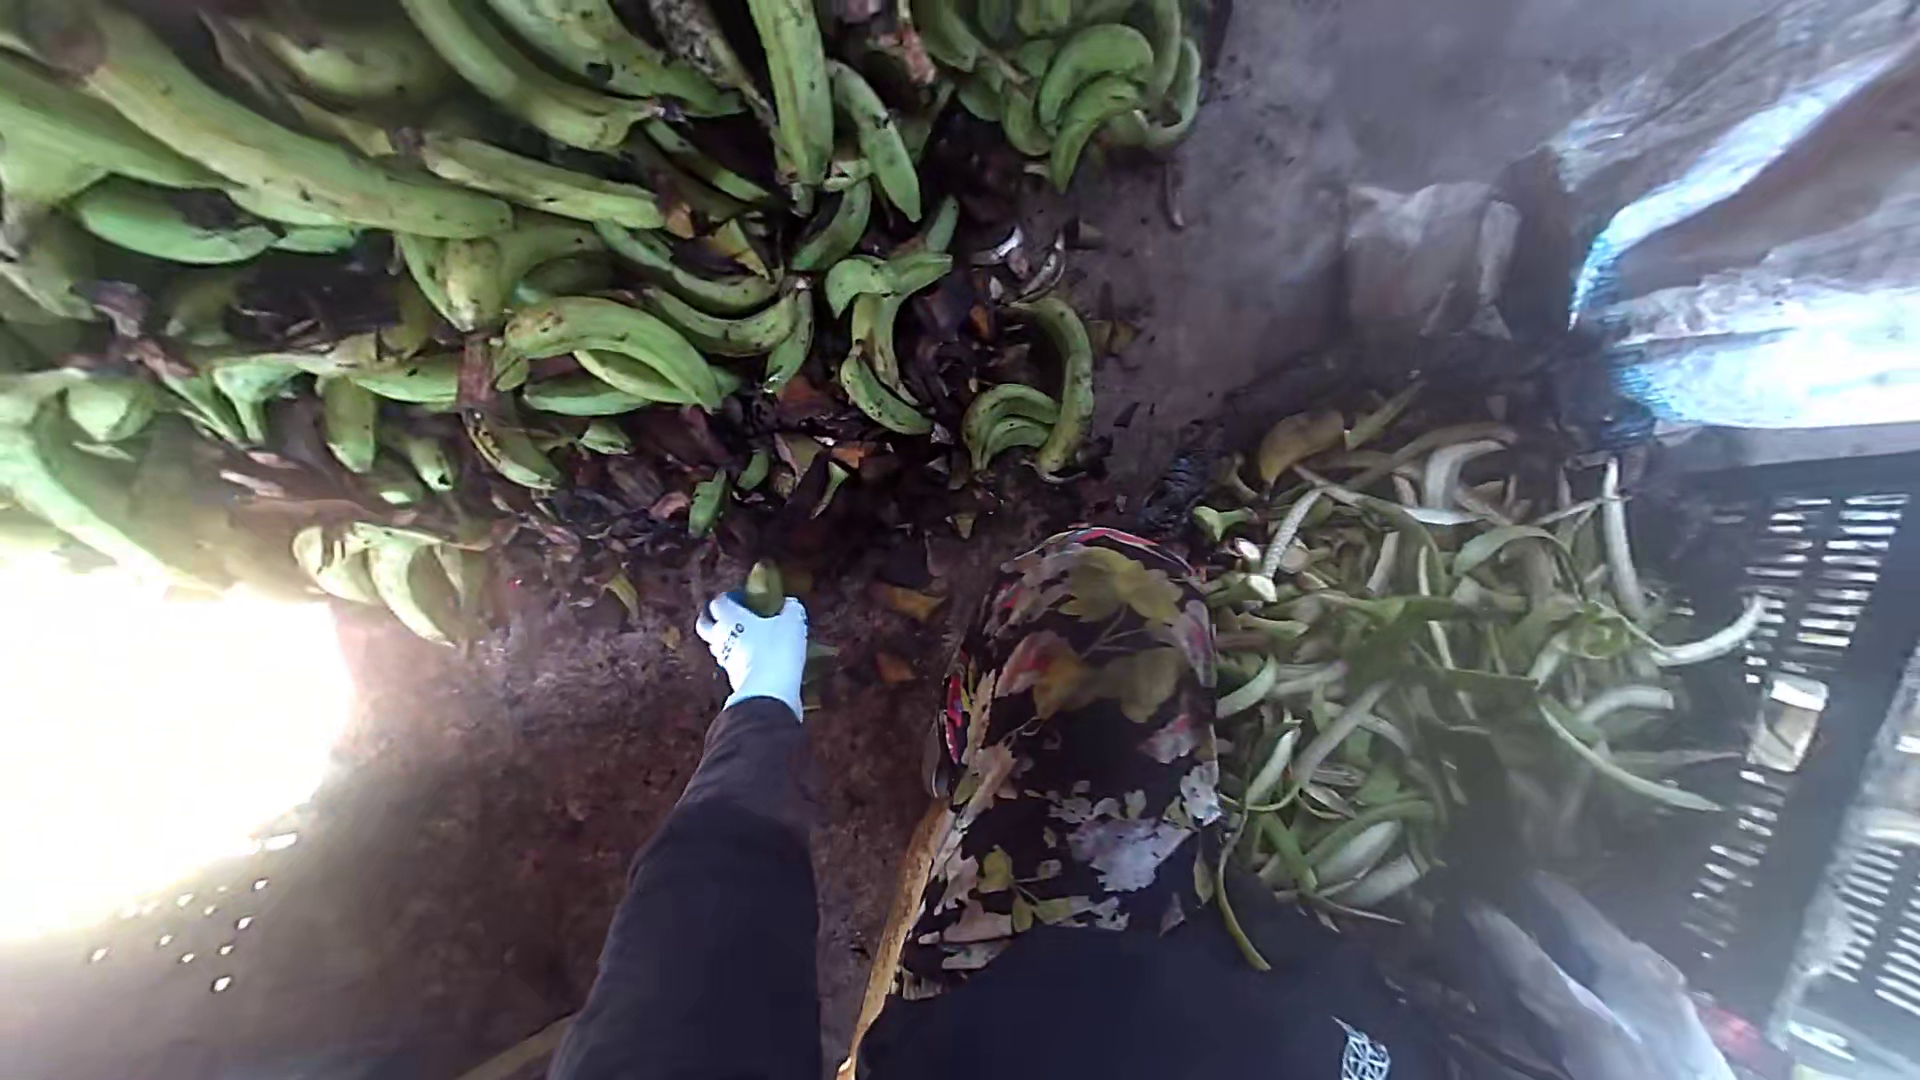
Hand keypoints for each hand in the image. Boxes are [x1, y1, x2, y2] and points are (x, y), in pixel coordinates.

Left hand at [696, 591, 808, 719]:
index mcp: (730, 617)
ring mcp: (725, 660)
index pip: (718, 602)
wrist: (769, 691)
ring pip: (717, 644)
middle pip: (705, 624)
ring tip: (745, 636)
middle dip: (712, 618)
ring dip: (726, 639)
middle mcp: (721, 637)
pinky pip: (731, 662)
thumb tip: (790, 603)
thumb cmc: (776, 649)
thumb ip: (790, 608)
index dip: (728, 598)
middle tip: (727, 615)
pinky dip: (739, 657)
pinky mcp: (732, 678)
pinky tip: (755, 656)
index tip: (740, 596)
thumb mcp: (792, 622)